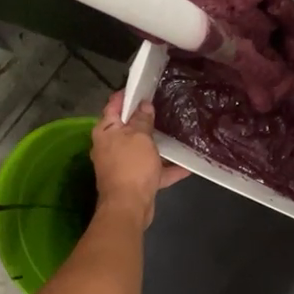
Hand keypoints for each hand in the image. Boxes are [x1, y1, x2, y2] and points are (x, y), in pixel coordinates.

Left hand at [91, 92, 189, 225]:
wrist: (128, 206)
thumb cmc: (131, 166)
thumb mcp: (139, 137)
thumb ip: (142, 120)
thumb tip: (144, 105)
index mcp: (106, 131)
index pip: (114, 105)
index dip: (128, 95)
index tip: (144, 87)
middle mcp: (110, 146)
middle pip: (129, 128)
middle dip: (145, 120)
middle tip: (164, 109)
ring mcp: (122, 165)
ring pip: (142, 150)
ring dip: (158, 146)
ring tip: (177, 136)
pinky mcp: (135, 182)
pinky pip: (153, 170)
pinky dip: (167, 169)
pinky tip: (187, 166)